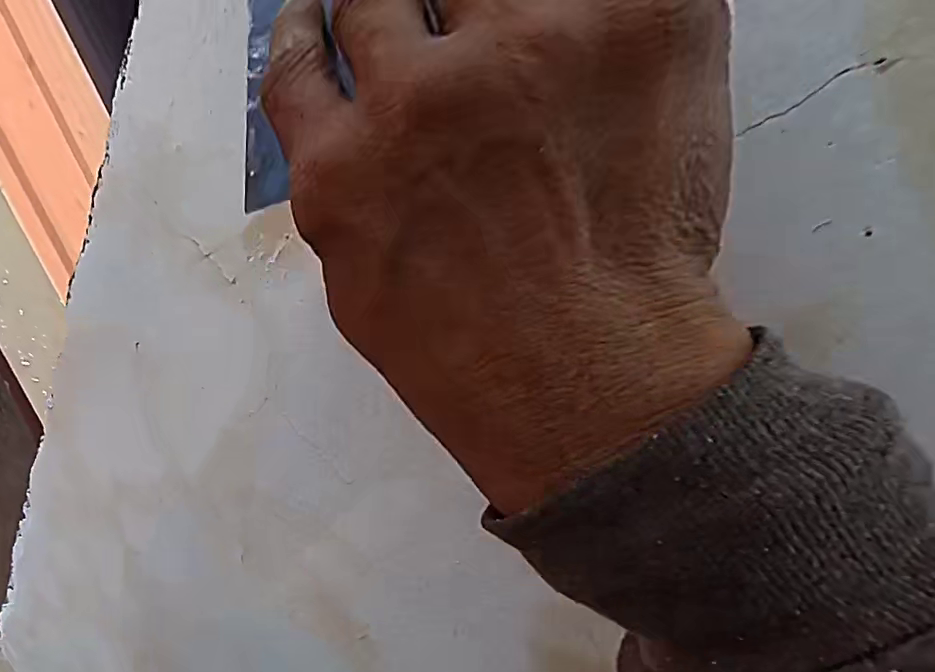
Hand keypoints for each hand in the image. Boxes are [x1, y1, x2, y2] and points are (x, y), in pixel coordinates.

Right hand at [262, 0, 752, 513]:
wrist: (576, 371)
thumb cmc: (455, 352)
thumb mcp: (354, 284)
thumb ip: (344, 196)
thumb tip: (346, 142)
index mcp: (340, 172)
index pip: (298, 62)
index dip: (303, 29)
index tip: (314, 15)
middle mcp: (414, 99)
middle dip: (380, 9)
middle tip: (410, 28)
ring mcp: (523, 48)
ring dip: (463, 3)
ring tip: (493, 48)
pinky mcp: (636, 16)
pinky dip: (566, 9)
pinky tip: (565, 45)